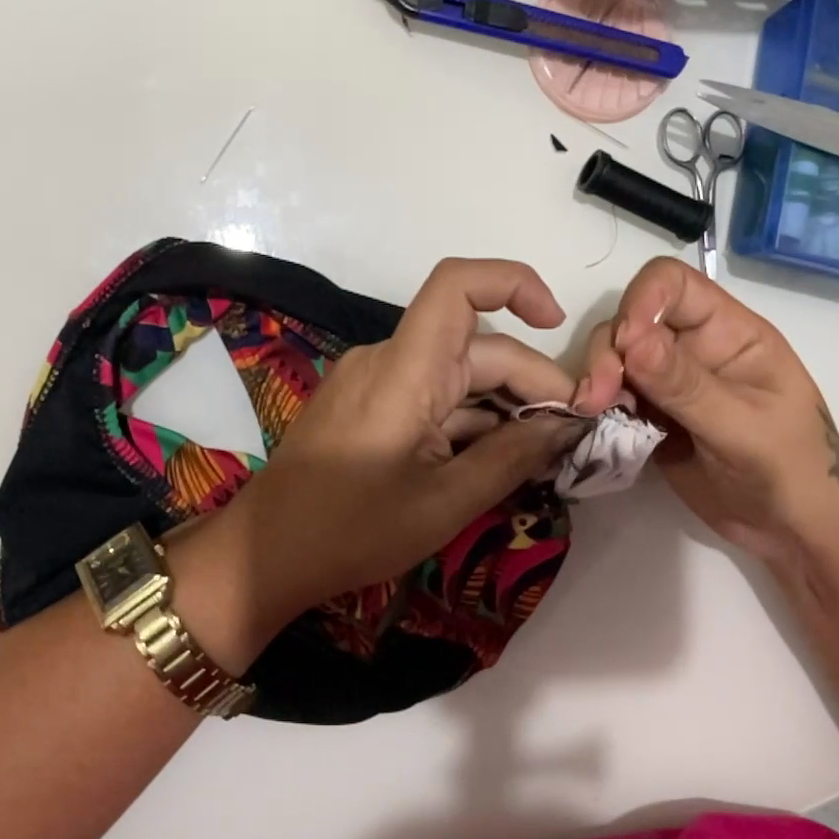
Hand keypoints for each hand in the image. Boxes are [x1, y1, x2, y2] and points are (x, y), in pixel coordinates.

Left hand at [190, 259, 587, 658]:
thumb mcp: (445, 503)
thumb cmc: (353, 531)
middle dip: (529, 382)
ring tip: (542, 453)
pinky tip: (495, 456)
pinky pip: (430, 394)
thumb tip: (565, 425)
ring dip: (501, 406)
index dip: (515, 284)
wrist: (266, 554)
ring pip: (456, 374)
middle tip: (572, 435)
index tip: (557, 325)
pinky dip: (467, 418)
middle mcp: (389, 360)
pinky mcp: (367, 404)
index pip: (458, 287)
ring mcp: (374, 381)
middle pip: (475, 346)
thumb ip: (511, 457)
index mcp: (406, 370)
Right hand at [572, 257, 838, 557]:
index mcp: (730, 333)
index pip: (674, 285)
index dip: (642, 300)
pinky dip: (596, 405)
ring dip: (596, 378)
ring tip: (592, 413)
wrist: (792, 533)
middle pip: (631, 320)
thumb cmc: (791, 472)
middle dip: (608, 351)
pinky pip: (611, 396)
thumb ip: (686, 385)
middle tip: (597, 397)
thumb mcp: (744, 427)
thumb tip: (631, 339)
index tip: (624, 343)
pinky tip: (592, 424)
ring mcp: (668, 383)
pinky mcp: (649, 416)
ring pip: (614, 357)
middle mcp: (693, 348)